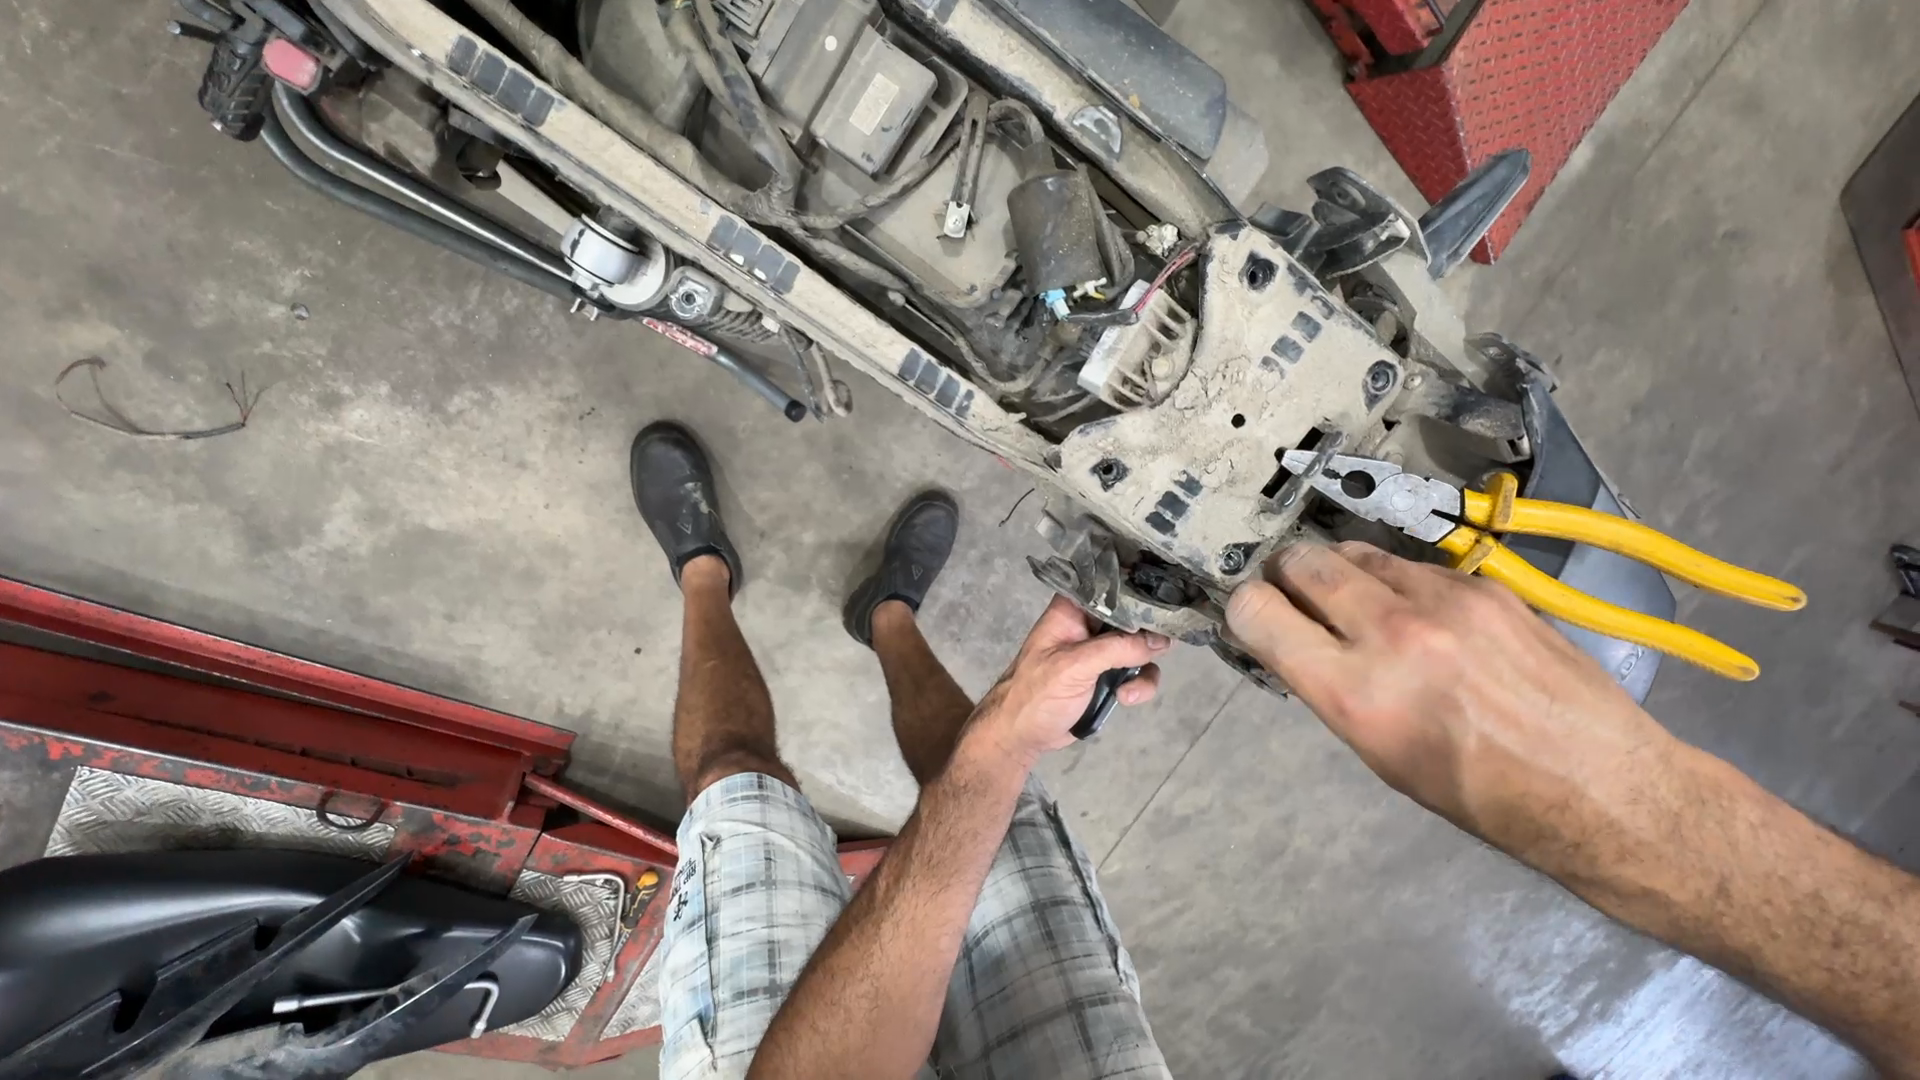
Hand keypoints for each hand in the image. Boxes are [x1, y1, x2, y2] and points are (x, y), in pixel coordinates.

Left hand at [968, 595, 1170, 765]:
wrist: (1021, 736)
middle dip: (1149, 635)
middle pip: (1133, 616)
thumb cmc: (1036, 692)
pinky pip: (1137, 672)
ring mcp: (1100, 651)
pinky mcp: (1108, 675)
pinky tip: (1125, 699)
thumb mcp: (1074, 666)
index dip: (1138, 591)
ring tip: (1128, 691)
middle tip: (1161, 648)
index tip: (1166, 601)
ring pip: (1141, 647)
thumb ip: (1118, 648)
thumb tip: (1161, 639)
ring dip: (1144, 670)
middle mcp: (1089, 624)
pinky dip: (1139, 686)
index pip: (1110, 586)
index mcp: (1072, 609)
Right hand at [1224, 541, 1677, 859]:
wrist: (1602, 787)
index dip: (1245, 608)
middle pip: (1301, 562)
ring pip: (1354, 552)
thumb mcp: (1374, 751)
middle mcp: (1391, 634)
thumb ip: (1324, 682)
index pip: (1257, 611)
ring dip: (1339, 571)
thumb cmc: (1473, 791)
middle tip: (1295, 593)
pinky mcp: (1484, 586)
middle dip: (1286, 574)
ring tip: (1355, 599)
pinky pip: (1411, 565)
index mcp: (1354, 692)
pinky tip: (1420, 613)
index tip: (1254, 615)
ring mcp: (1444, 601)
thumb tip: (1286, 637)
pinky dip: (1397, 582)